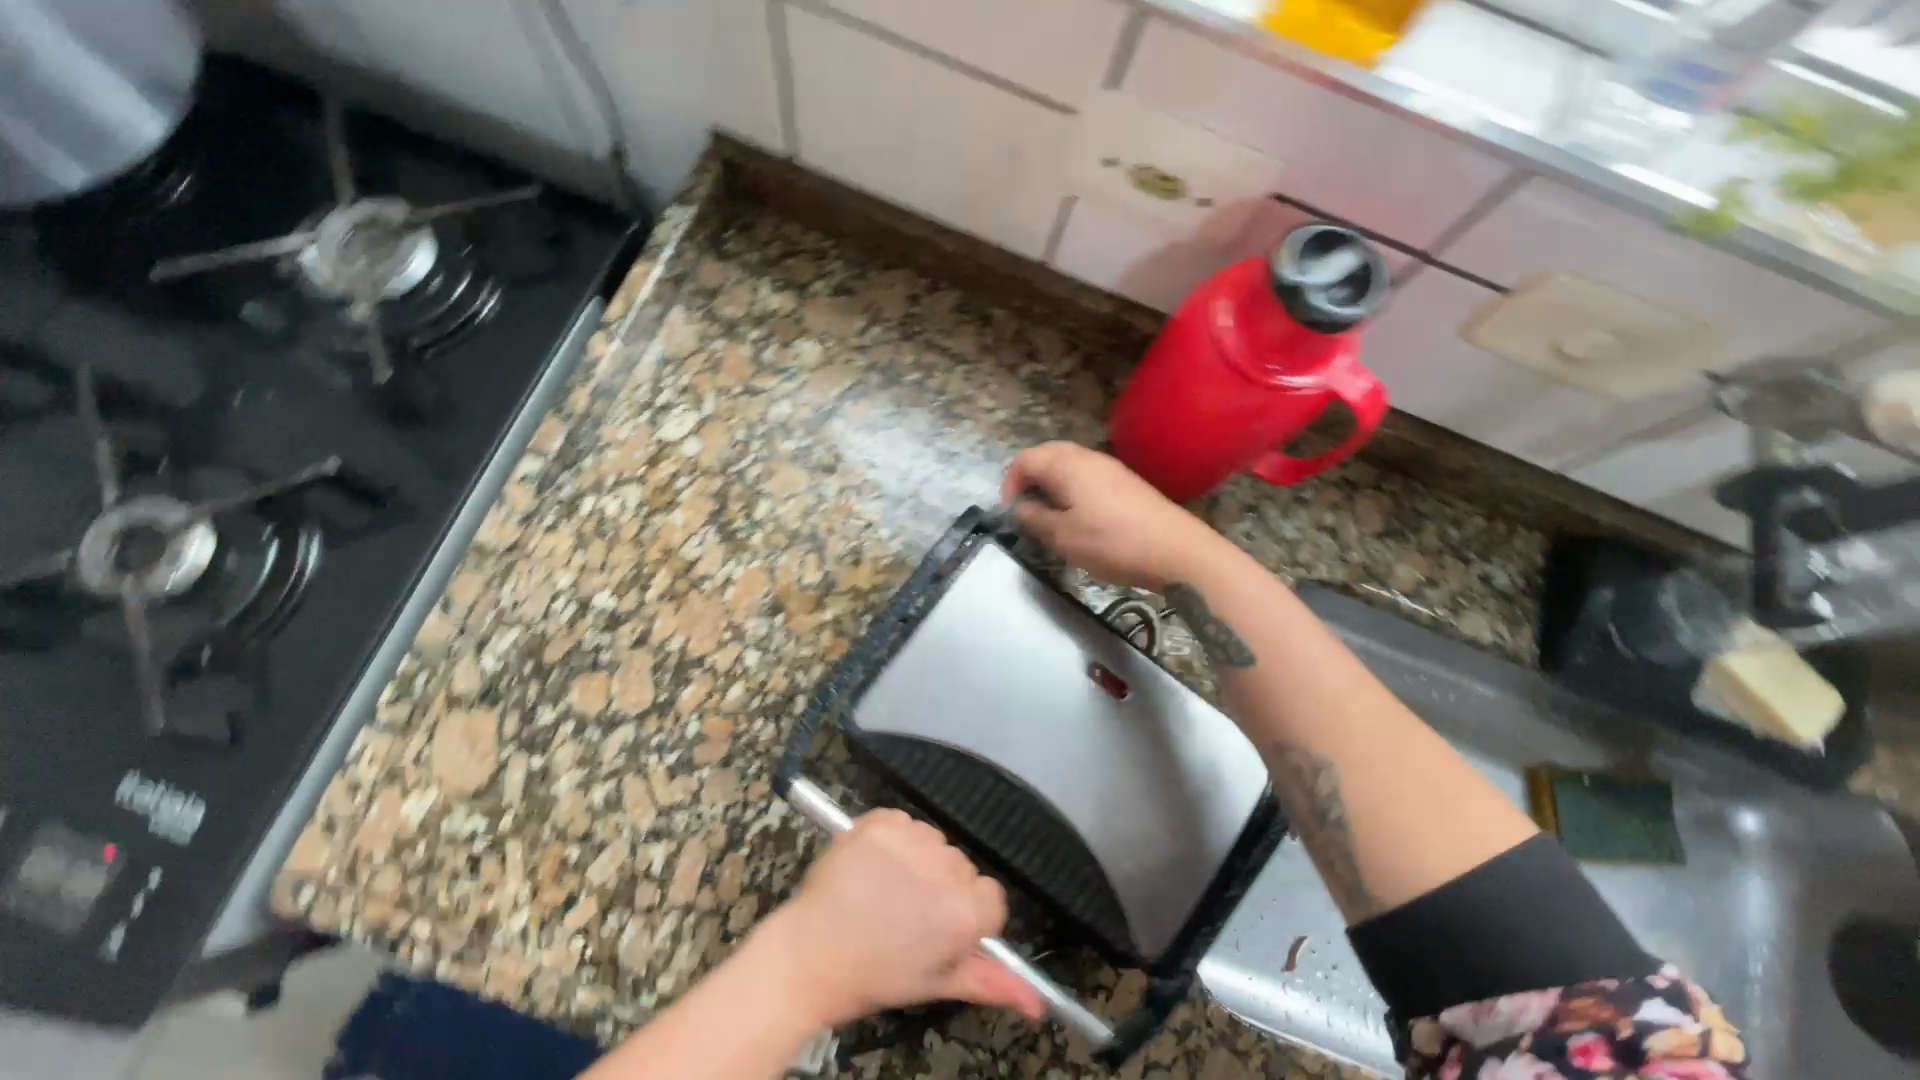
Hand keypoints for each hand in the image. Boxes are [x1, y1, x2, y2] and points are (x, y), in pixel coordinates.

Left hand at [756, 810, 1045, 1027]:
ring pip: (935, 842)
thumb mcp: (936, 983)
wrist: (809, 956)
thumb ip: (991, 983)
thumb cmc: (874, 974)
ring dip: (919, 860)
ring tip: (888, 891)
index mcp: (962, 913)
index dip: (970, 913)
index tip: (944, 927)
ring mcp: (907, 841)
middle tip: (910, 915)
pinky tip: (874, 867)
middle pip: (963, 868)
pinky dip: (893, 838)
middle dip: (943, 887)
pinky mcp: (877, 823)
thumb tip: (1037, 1003)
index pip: (992, 896)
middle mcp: (942, 871)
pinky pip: (904, 821)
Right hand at [1002, 441, 1227, 589]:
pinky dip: (1074, 494)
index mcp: (1067, 464)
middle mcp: (1088, 458)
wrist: (1176, 551)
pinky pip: (1089, 480)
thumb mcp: (1063, 536)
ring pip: (1070, 468)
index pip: (1024, 459)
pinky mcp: (1127, 485)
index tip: (1011, 513)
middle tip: (1027, 514)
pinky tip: (1080, 522)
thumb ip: (1034, 518)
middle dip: (1030, 482)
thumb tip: (1018, 508)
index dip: (1010, 484)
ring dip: (1053, 488)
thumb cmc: (1112, 542)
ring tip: (1051, 521)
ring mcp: (1111, 469)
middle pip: (1047, 457)